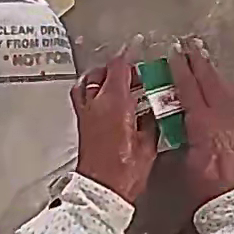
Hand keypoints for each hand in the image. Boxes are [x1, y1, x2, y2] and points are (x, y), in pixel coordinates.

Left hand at [73, 53, 159, 201]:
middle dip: (117, 67)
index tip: (138, 44)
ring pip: (88, 83)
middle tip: (133, 71)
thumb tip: (151, 107)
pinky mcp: (82, 124)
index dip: (130, 54)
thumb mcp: (147, 140)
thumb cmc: (126, 167)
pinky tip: (107, 100)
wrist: (104, 189)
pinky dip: (92, 92)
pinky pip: (83, 98)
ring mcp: (85, 113)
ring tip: (117, 81)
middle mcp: (96, 103)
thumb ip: (149, 118)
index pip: (120, 67)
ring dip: (101, 78)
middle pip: (102, 72)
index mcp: (115, 102)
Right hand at [171, 40, 233, 205]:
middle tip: (190, 45)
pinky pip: (229, 101)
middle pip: (210, 84)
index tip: (174, 55)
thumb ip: (182, 134)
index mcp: (206, 124)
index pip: (190, 91)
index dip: (181, 71)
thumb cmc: (205, 188)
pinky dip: (219, 89)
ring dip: (211, 73)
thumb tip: (176, 118)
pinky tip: (216, 86)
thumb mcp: (185, 160)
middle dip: (200, 63)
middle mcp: (224, 118)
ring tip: (203, 59)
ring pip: (222, 90)